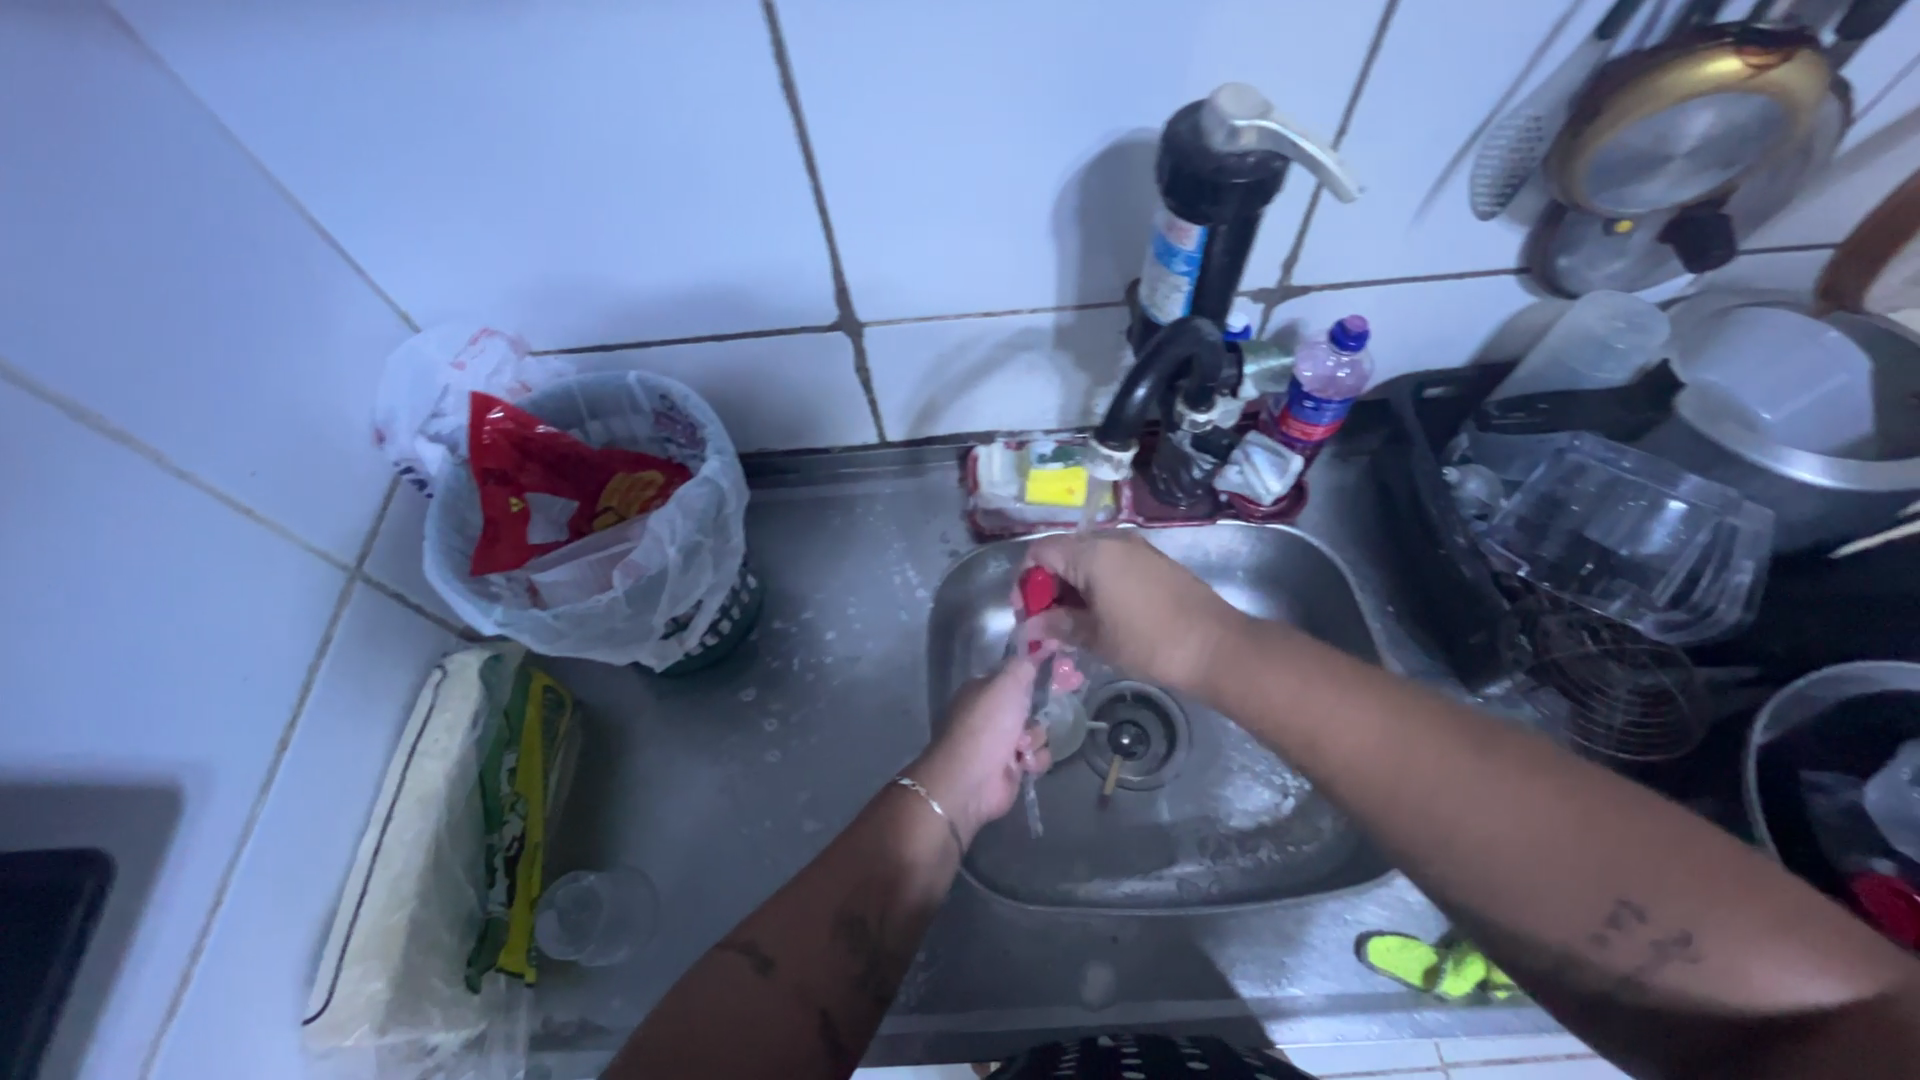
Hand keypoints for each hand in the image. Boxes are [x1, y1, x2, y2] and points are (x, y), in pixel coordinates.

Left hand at [907, 656, 1052, 845]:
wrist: (970, 780)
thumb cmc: (986, 726)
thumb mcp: (1005, 685)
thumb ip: (1022, 666)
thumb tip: (1038, 651)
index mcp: (984, 690)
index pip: (1015, 676)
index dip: (1036, 674)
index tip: (1061, 672)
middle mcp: (992, 714)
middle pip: (1030, 705)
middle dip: (1037, 711)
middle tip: (1045, 711)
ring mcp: (1002, 742)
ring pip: (1038, 731)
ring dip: (1035, 738)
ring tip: (1021, 746)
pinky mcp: (1013, 768)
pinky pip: (1038, 756)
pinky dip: (1034, 760)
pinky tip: (1024, 764)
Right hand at [1025, 530, 1247, 698]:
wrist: (1216, 647)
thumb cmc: (1150, 642)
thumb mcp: (1097, 637)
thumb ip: (1058, 626)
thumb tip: (1030, 628)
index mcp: (1092, 553)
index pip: (1039, 552)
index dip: (1025, 583)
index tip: (1028, 616)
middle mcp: (1112, 541)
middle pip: (1062, 554)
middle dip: (1047, 588)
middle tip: (1047, 626)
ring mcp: (1136, 550)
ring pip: (1087, 561)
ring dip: (1072, 589)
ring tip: (1073, 627)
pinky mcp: (1153, 563)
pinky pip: (1111, 566)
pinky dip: (1096, 587)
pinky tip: (1101, 618)